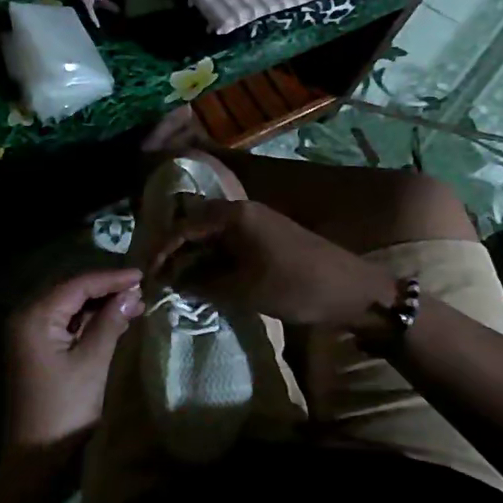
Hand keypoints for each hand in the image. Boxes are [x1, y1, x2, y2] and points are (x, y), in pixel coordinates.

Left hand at [5, 268, 143, 450]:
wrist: (34, 458)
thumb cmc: (65, 409)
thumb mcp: (92, 363)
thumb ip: (110, 323)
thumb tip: (131, 295)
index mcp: (34, 316)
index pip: (76, 285)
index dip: (110, 278)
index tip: (141, 275)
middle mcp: (25, 316)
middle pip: (69, 290)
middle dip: (104, 288)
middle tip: (138, 287)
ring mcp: (27, 332)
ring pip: (66, 305)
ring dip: (97, 303)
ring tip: (131, 300)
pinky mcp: (33, 347)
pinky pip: (61, 322)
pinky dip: (86, 319)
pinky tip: (111, 318)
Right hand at [155, 199, 398, 336]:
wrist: (355, 292)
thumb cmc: (295, 286)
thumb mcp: (243, 290)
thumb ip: (202, 283)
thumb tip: (172, 281)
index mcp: (234, 215)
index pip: (184, 226)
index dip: (162, 250)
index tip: (147, 273)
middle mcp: (242, 210)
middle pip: (195, 225)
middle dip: (175, 251)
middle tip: (160, 277)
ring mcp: (257, 221)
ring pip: (212, 234)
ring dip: (195, 256)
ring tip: (179, 281)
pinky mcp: (267, 235)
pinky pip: (229, 242)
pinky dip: (214, 258)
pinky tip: (208, 278)